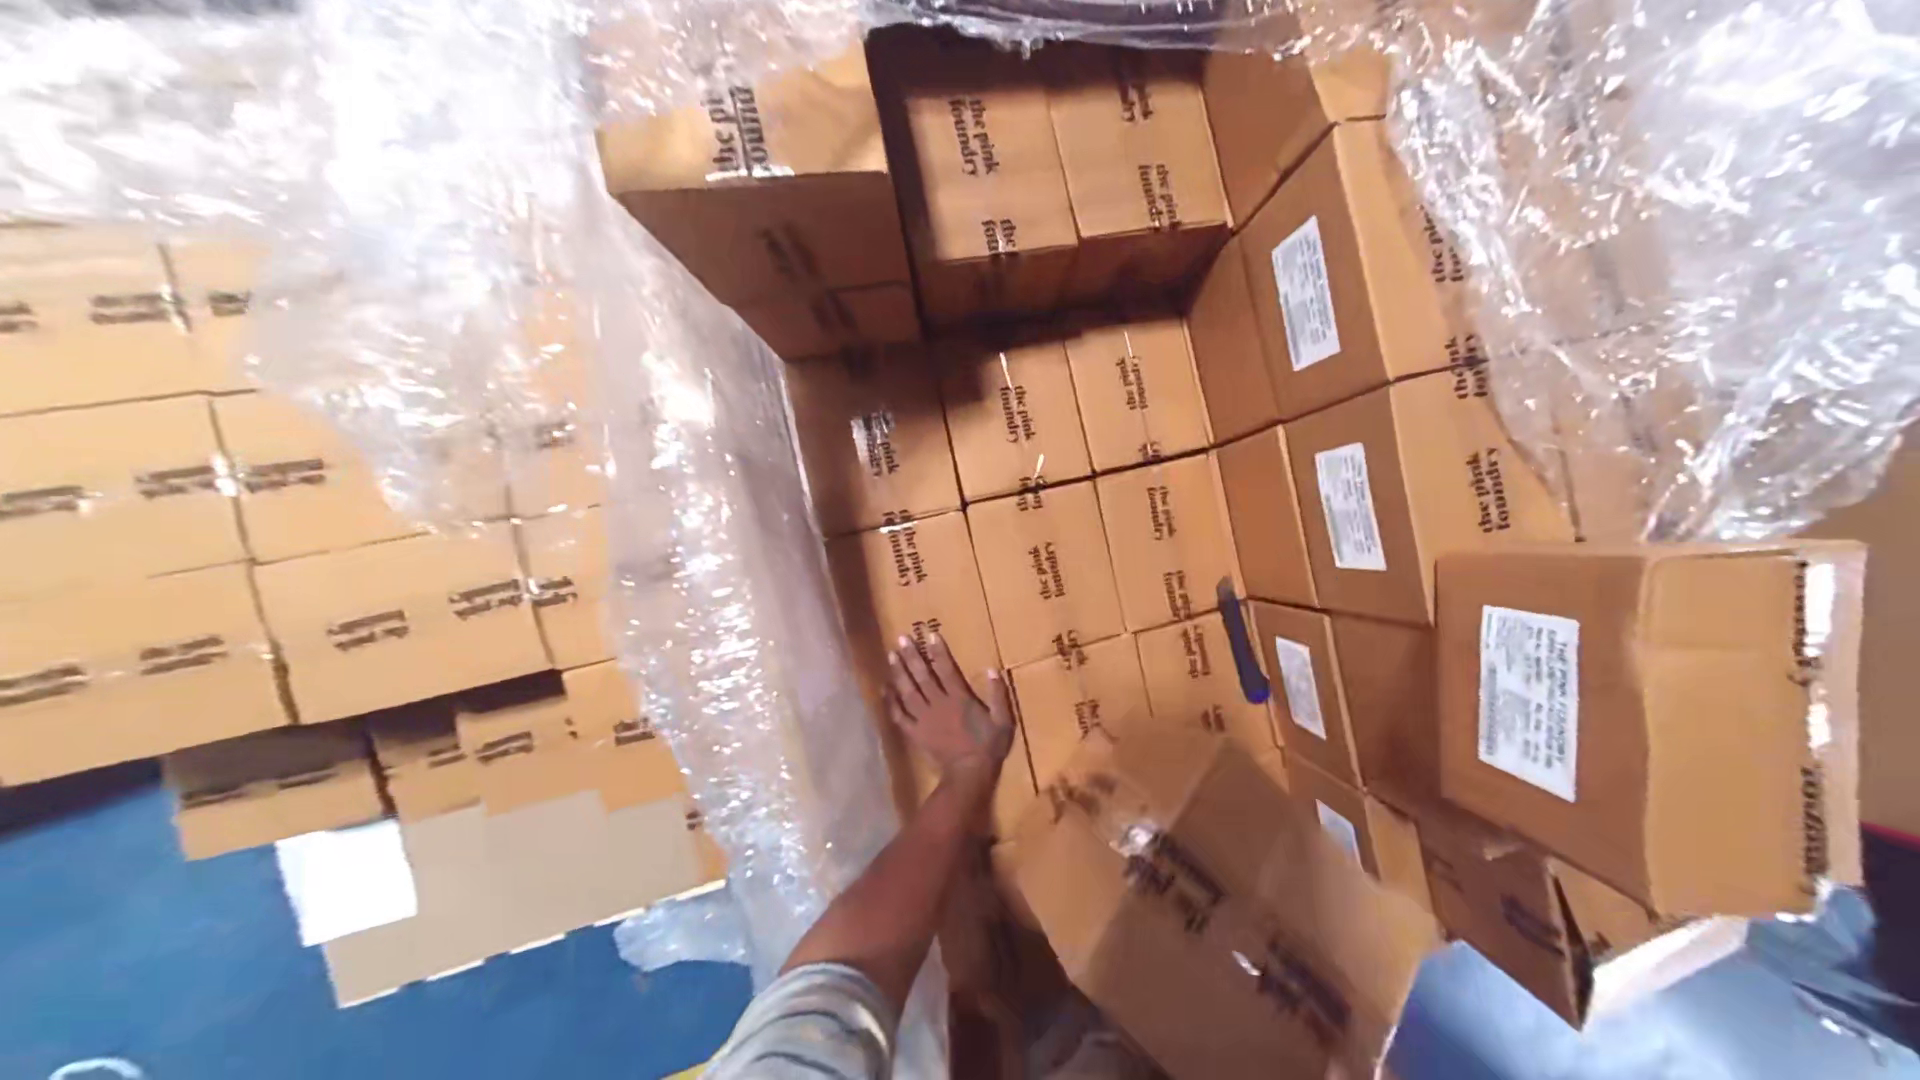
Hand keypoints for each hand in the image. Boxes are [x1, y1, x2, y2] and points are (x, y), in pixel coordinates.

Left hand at [886, 634, 1013, 786]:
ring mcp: (924, 718)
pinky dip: (891, 703)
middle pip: (923, 675)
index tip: (930, 635)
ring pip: (908, 691)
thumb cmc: (988, 746)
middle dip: (912, 656)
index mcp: (959, 698)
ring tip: (891, 656)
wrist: (968, 773)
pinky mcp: (915, 732)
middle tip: (901, 639)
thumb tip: (992, 670)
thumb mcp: (1002, 720)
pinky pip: (900, 716)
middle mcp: (938, 703)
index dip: (939, 651)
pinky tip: (885, 689)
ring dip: (899, 673)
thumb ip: (998, 695)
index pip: (947, 669)